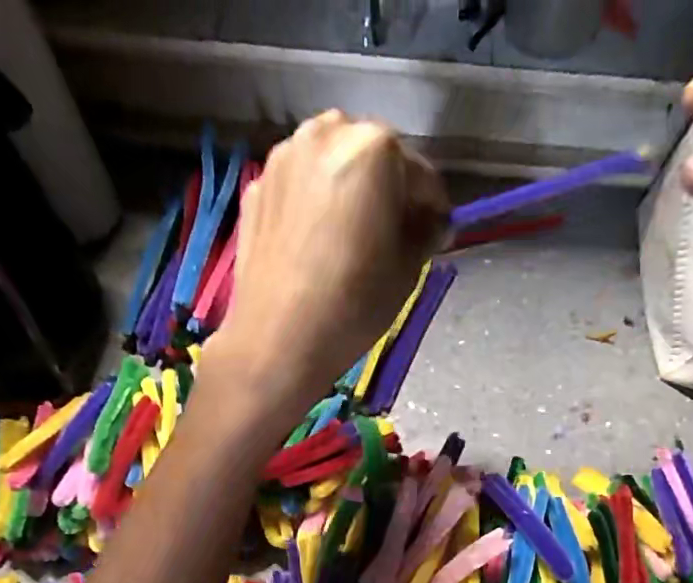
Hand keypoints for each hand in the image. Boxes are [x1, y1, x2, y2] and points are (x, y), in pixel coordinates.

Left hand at [207, 111, 448, 417]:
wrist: (277, 338)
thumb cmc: (353, 303)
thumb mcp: (408, 268)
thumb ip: (425, 231)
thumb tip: (428, 220)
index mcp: (373, 148)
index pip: (422, 174)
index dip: (433, 208)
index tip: (436, 235)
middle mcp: (325, 134)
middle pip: (372, 156)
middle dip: (388, 189)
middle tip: (393, 232)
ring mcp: (283, 156)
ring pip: (332, 164)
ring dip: (349, 190)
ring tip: (354, 234)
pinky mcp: (256, 186)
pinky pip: (299, 184)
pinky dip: (315, 202)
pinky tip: (317, 242)